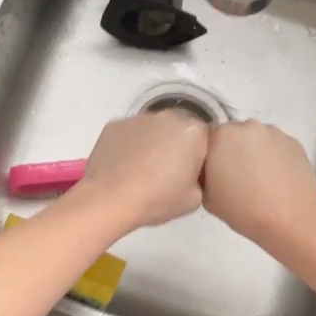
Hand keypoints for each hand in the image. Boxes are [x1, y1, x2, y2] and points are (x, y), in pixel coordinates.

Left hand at [71, 111, 208, 228]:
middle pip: (177, 129)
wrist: (110, 199)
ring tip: (140, 170)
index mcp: (193, 131)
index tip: (189, 173)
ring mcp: (138, 117)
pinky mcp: (114, 124)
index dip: (198, 156)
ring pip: (151, 129)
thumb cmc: (157, 199)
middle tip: (166, 172)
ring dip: (151, 143)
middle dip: (175, 145)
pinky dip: (128, 145)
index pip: (205, 139)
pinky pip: (128, 134)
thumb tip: (189, 174)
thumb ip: (199, 179)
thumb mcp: (194, 199)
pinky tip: (122, 166)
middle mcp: (167, 116)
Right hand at [202, 120, 315, 242]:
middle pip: (235, 134)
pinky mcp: (295, 141)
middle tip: (239, 175)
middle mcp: (248, 126)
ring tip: (262, 179)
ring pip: (258, 139)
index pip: (210, 138)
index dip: (213, 155)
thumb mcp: (207, 197)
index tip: (218, 172)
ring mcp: (275, 132)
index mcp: (222, 135)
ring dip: (256, 153)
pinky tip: (278, 179)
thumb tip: (213, 168)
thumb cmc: (243, 211)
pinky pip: (277, 146)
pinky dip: (275, 158)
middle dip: (235, 150)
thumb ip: (205, 173)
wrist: (291, 221)